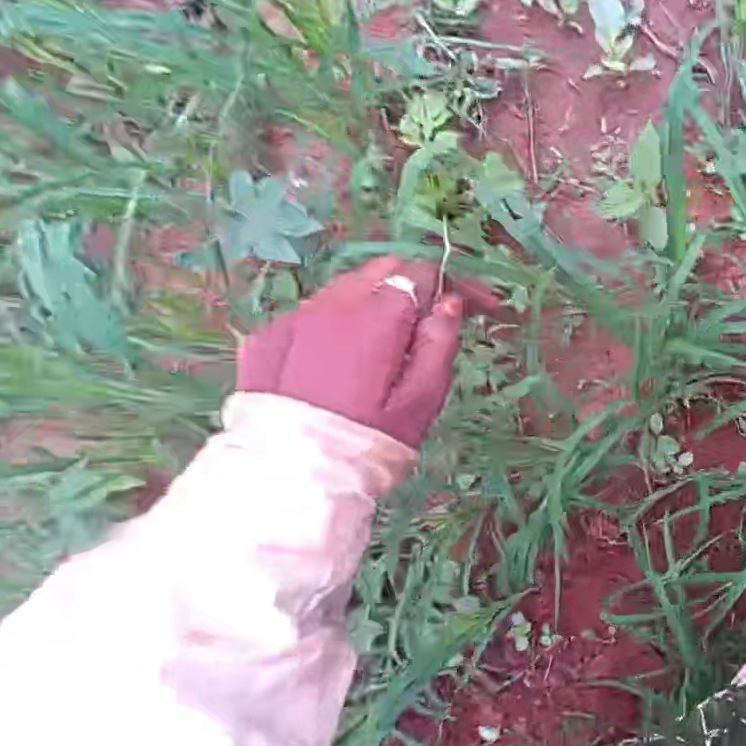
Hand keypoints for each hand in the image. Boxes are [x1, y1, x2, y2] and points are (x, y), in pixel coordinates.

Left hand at [236, 258, 463, 447]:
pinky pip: (313, 313)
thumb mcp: (422, 400)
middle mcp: (330, 305)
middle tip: (438, 320)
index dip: (455, 284)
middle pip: (381, 271)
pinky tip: (347, 357)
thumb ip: (439, 345)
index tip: (479, 305)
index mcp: (375, 319)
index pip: (421, 275)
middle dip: (416, 285)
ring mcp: (293, 319)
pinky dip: (341, 322)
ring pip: (346, 288)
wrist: (294, 475)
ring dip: (378, 301)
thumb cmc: (372, 439)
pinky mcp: (267, 337)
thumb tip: (448, 305)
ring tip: (394, 342)